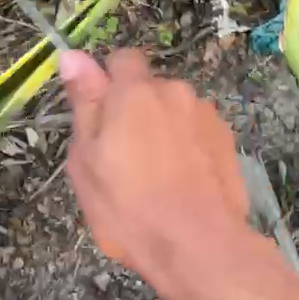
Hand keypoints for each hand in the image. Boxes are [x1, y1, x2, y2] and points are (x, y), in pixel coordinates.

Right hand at [59, 49, 249, 285]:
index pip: (122, 59)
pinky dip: (188, 146)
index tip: (101, 117)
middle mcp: (176, 91)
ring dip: (164, 129)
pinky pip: (196, 131)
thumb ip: (84, 103)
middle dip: (136, 111)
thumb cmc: (129, 207)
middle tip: (121, 158)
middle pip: (149, 88)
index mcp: (136, 91)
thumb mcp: (87, 160)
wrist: (199, 244)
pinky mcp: (226, 138)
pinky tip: (183, 182)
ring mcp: (206, 114)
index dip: (108, 82)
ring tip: (155, 177)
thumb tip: (72, 55)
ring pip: (174, 111)